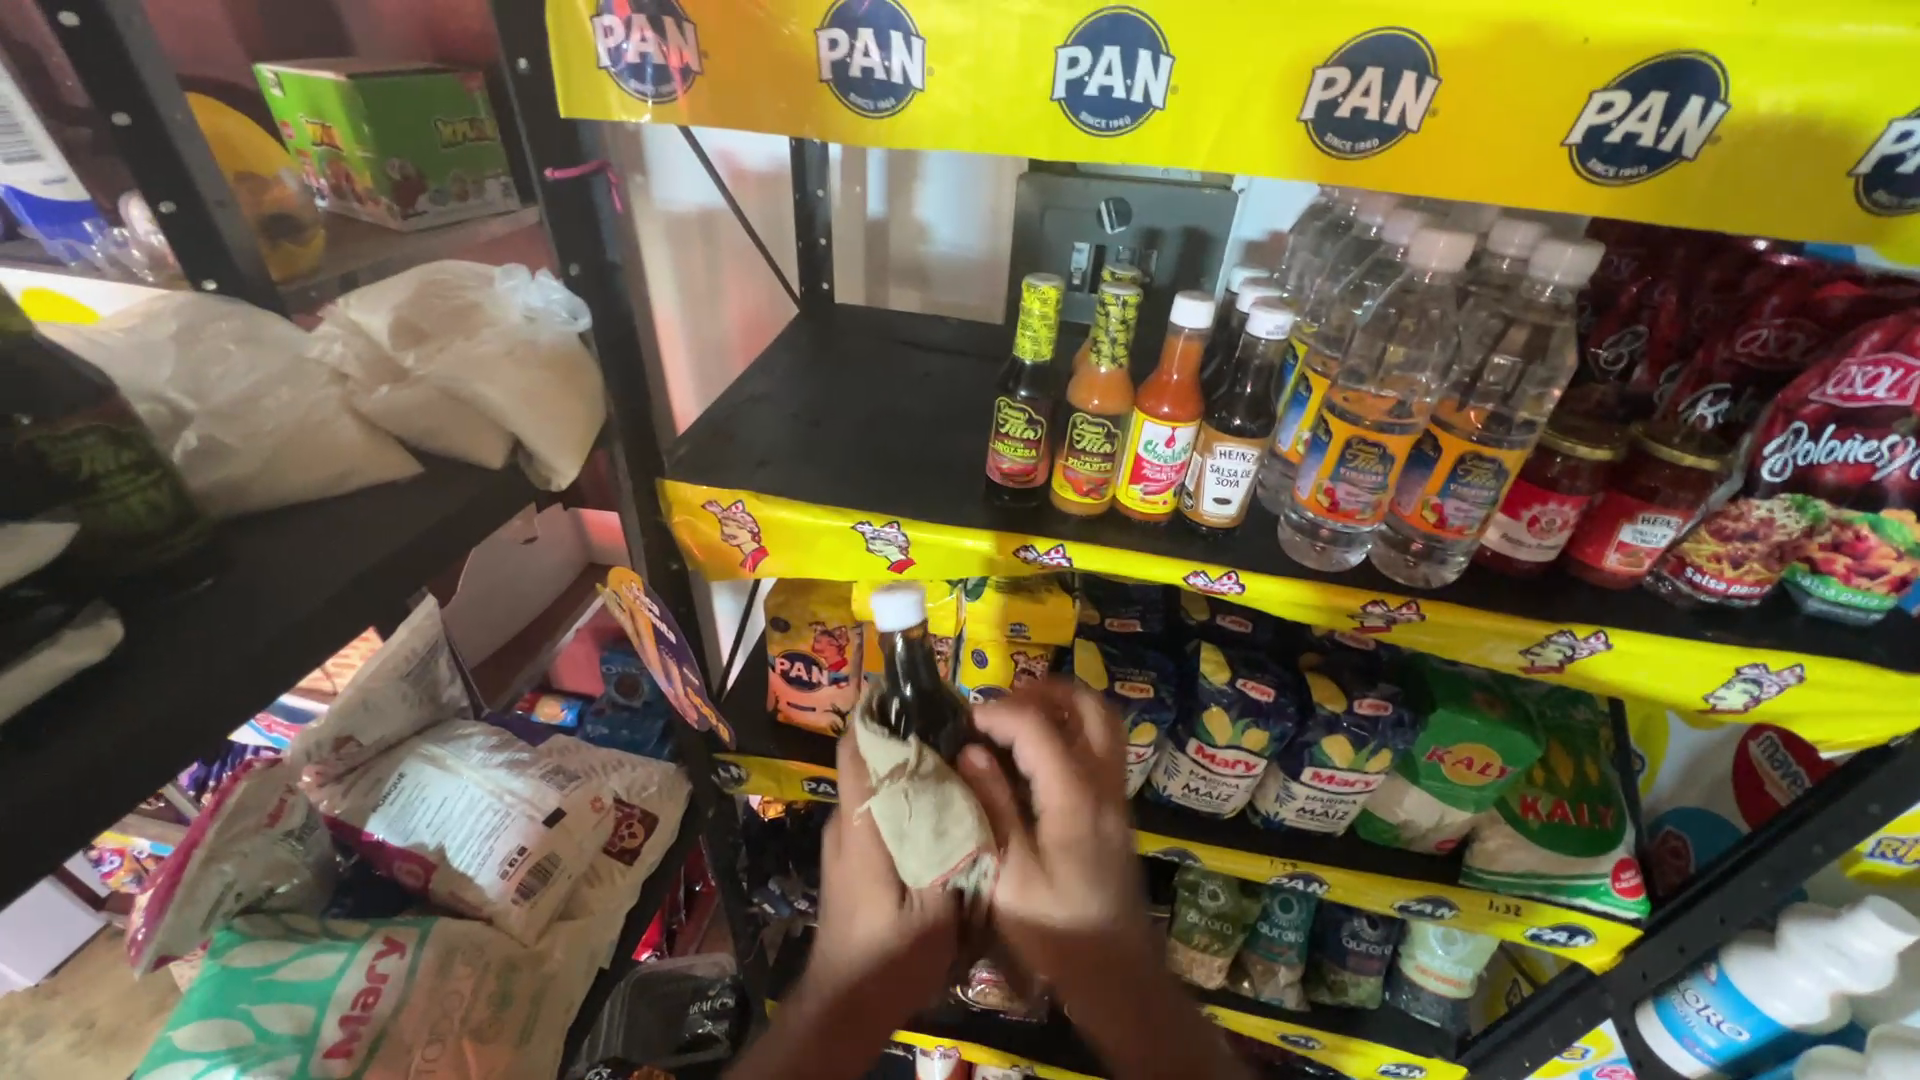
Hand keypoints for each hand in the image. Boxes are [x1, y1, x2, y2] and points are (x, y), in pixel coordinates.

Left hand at [791, 730, 960, 1027]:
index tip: (911, 688)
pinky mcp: (851, 858)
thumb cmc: (890, 959)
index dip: (877, 713)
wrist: (846, 1005)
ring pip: (874, 786)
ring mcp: (845, 841)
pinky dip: (903, 795)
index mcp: (861, 824)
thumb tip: (971, 795)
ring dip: (906, 768)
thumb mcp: (936, 910)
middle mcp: (846, 822)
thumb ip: (953, 850)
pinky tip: (940, 804)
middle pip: (868, 761)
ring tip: (955, 757)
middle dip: (905, 736)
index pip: (856, 749)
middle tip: (954, 723)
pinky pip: (876, 809)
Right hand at [960, 683, 1251, 1079]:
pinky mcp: (1116, 809)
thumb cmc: (1054, 929)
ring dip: (1064, 706)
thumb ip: (992, 804)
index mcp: (1074, 796)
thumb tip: (970, 750)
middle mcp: (1103, 783)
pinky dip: (1074, 729)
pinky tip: (1039, 751)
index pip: (1037, 726)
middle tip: (1002, 701)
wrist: (1115, 973)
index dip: (997, 713)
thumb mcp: (1008, 873)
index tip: (962, 719)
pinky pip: (1102, 747)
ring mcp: (1116, 794)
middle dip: (1045, 690)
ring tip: (1021, 715)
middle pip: (1089, 707)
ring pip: (1103, 723)